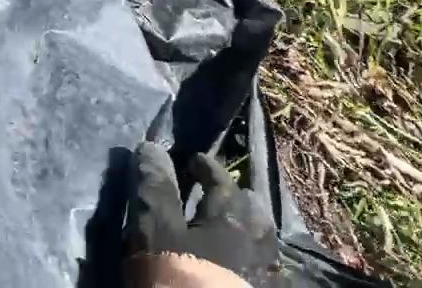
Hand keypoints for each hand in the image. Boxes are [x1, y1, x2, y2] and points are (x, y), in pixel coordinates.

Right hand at [126, 142, 280, 287]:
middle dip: (234, 195)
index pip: (221, 179)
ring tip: (224, 226)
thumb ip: (156, 186)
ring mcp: (268, 271)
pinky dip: (250, 254)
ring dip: (245, 225)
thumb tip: (153, 147)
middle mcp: (258, 240)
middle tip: (212, 193)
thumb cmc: (178, 273)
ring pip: (262, 236)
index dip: (205, 166)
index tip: (191, 160)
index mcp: (233, 216)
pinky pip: (264, 264)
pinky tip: (236, 260)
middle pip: (252, 208)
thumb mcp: (156, 226)